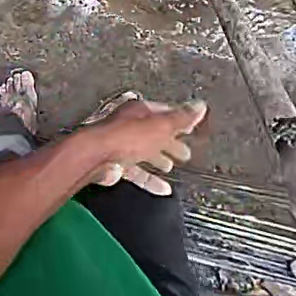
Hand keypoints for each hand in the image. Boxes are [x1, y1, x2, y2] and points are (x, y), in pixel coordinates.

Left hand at [73, 98, 205, 195]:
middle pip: (154, 133)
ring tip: (171, 165)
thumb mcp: (161, 126)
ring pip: (144, 153)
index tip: (190, 127)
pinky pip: (137, 173)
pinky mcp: (117, 165)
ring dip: (159, 159)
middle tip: (184, 150)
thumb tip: (199, 106)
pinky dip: (151, 181)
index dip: (179, 120)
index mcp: (140, 112)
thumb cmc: (124, 137)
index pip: (164, 113)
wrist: (96, 156)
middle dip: (169, 142)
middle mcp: (129, 126)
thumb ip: (181, 118)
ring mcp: (121, 146)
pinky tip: (162, 189)